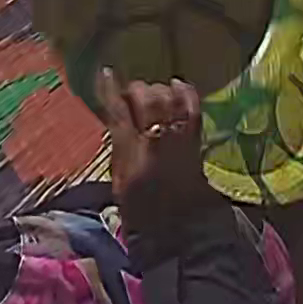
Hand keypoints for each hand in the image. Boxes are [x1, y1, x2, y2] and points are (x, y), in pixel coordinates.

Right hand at [97, 69, 212, 237]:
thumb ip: (119, 150)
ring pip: (168, 97)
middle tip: (131, 94)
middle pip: (146, 99)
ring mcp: (179, 137)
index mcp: (131, 157)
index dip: (110, 89)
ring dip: (157, 89)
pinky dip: (184, 90)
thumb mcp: (120, 185)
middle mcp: (155, 141)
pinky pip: (192, 104)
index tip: (106, 72)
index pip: (118, 114)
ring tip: (151, 94)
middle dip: (136, 90)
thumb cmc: (145, 215)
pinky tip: (175, 84)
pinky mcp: (196, 137)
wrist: (183, 232)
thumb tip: (116, 121)